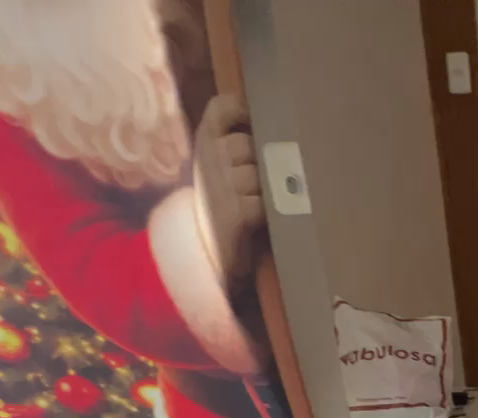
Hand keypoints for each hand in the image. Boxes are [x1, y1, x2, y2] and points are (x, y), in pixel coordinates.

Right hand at [192, 93, 262, 284]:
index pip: (222, 109)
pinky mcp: (236, 213)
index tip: (255, 122)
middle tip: (263, 181)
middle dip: (262, 161)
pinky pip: (265, 201)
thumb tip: (273, 128)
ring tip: (264, 202)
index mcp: (205, 142)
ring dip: (269, 189)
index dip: (241, 110)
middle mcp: (209, 160)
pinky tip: (266, 218)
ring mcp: (221, 187)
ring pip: (259, 174)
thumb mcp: (222, 167)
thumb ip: (237, 145)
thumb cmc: (222, 204)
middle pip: (249, 144)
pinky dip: (271, 210)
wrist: (207, 249)